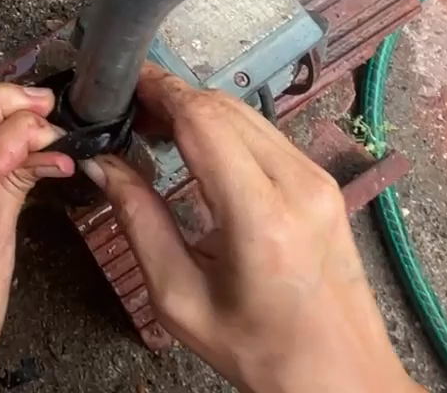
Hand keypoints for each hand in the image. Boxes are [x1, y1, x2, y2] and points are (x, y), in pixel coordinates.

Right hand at [83, 65, 421, 392]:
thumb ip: (137, 220)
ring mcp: (316, 177)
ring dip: (194, 107)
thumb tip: (99, 162)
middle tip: (128, 109)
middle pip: (221, 106)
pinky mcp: (322, 180)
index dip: (158, 90)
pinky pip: (261, 130)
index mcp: (260, 217)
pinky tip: (192, 142)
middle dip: (169, 95)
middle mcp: (297, 184)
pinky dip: (220, 123)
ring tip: (152, 123)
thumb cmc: (259, 352)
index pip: (203, 120)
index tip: (121, 84)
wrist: (347, 383)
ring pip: (242, 111)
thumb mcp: (180, 298)